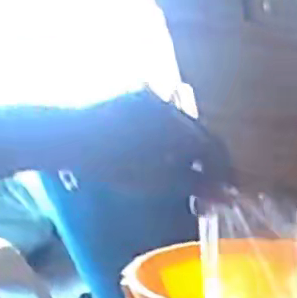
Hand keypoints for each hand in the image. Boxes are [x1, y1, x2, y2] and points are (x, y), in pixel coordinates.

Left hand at [79, 89, 233, 193]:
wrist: (65, 137)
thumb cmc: (116, 163)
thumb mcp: (163, 181)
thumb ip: (200, 187)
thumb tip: (231, 197)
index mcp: (181, 126)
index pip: (217, 151)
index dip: (226, 175)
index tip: (227, 195)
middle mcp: (169, 107)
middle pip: (201, 140)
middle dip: (208, 166)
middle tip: (206, 192)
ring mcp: (149, 101)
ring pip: (183, 132)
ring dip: (189, 156)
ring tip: (184, 179)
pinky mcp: (131, 100)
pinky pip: (163, 124)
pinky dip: (170, 144)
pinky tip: (165, 162)